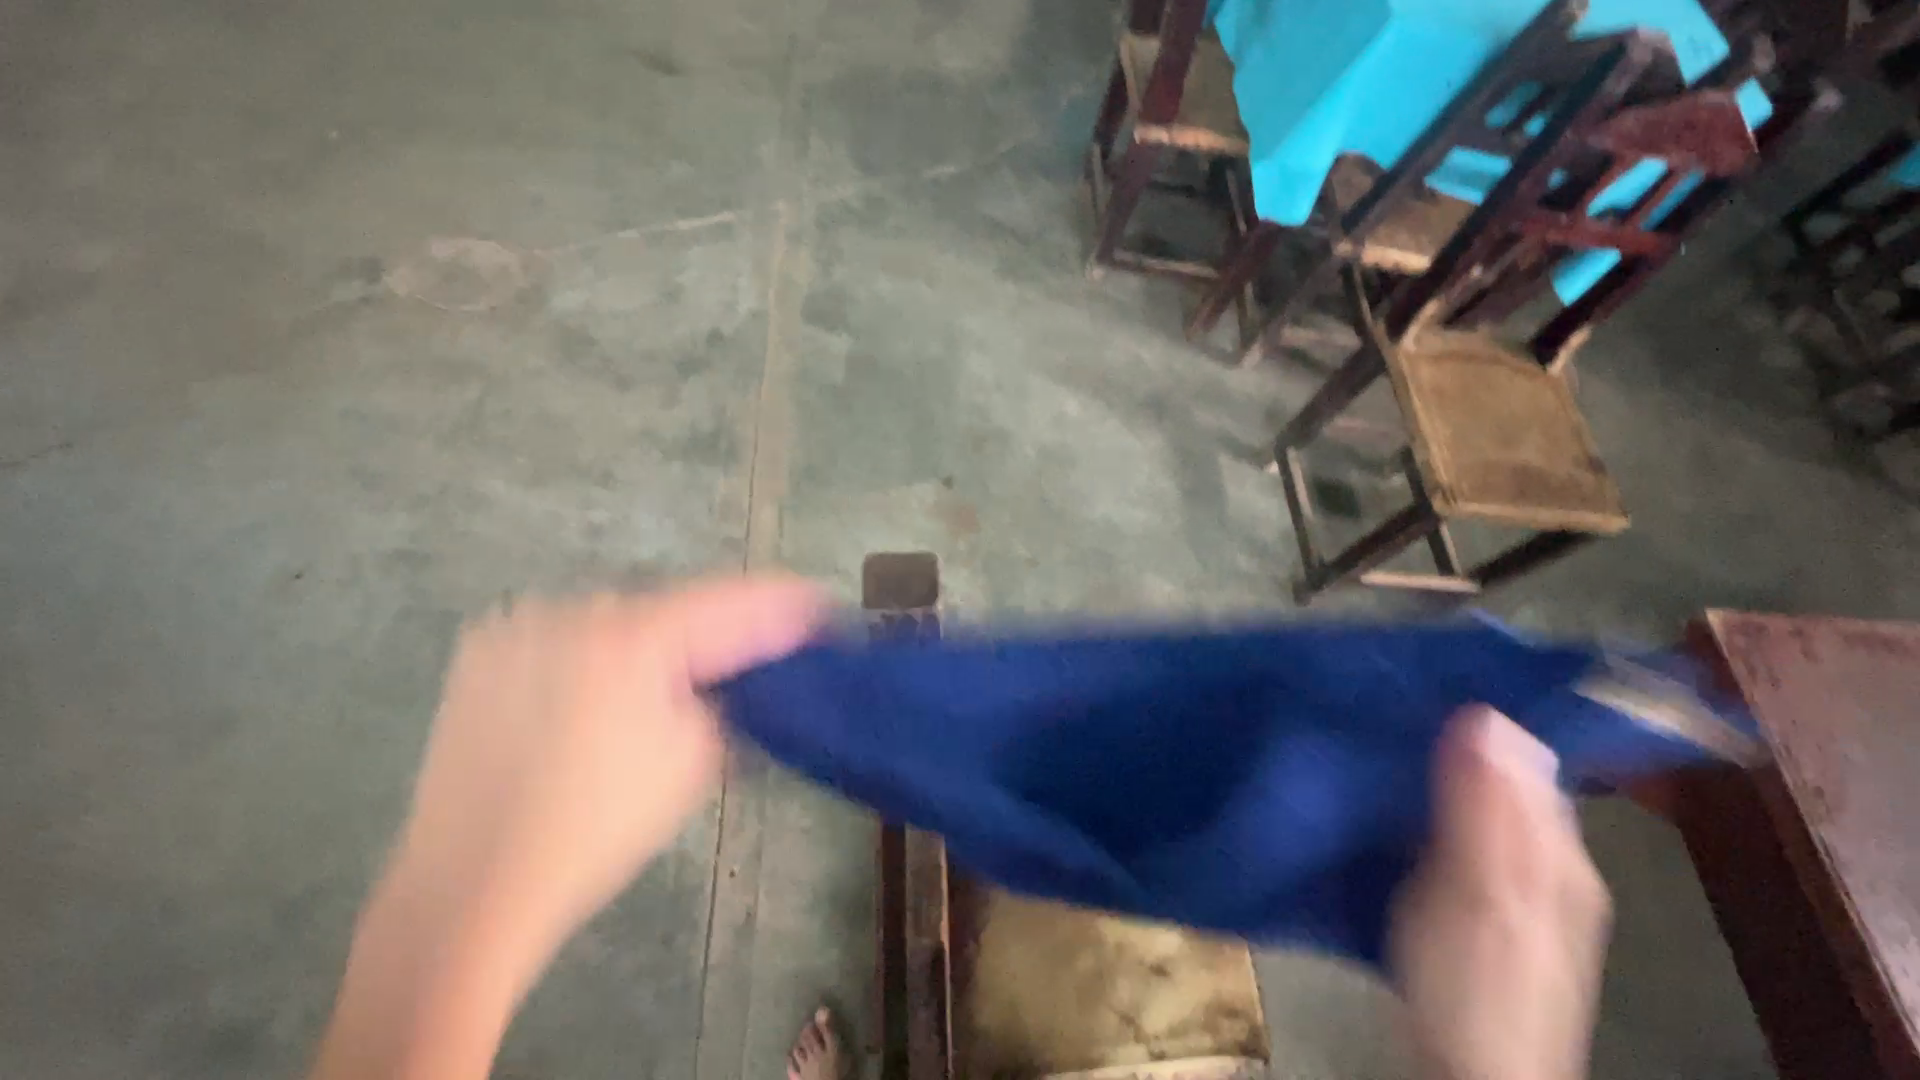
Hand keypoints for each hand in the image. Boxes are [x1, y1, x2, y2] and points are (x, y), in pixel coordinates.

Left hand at [311, 577, 825, 1079]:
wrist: (468, 889)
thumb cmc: (596, 831)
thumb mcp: (692, 763)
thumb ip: (733, 700)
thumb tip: (753, 674)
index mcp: (631, 637)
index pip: (729, 602)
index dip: (782, 604)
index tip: (818, 604)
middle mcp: (573, 611)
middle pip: (670, 609)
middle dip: (710, 634)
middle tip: (743, 664)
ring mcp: (521, 626)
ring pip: (617, 623)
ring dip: (652, 646)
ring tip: (667, 689)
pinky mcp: (485, 652)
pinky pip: (568, 639)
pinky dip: (598, 657)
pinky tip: (603, 698)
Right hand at [1389, 707, 1611, 1079]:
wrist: (1468, 1074)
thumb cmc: (1470, 982)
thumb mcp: (1479, 893)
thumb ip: (1485, 811)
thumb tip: (1487, 714)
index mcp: (1554, 851)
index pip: (1527, 758)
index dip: (1478, 721)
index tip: (1415, 686)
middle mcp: (1546, 861)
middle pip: (1502, 780)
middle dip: (1449, 742)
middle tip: (1380, 711)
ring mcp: (1513, 888)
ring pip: (1475, 806)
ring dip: (1431, 775)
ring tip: (1370, 746)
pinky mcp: (1476, 907)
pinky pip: (1451, 835)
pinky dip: (1420, 811)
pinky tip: (1379, 808)